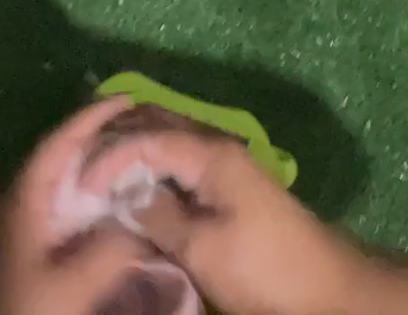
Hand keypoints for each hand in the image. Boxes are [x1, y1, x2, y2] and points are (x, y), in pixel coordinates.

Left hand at [0, 97, 167, 314]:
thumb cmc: (15, 309)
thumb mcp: (67, 289)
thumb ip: (108, 254)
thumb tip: (141, 227)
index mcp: (27, 193)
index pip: (62, 139)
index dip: (93, 115)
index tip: (127, 98)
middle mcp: (20, 198)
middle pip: (61, 154)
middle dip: (99, 137)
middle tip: (140, 129)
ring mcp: (18, 223)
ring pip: (60, 181)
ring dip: (93, 167)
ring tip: (132, 163)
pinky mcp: (20, 247)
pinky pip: (59, 206)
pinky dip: (86, 196)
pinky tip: (107, 211)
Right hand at [79, 124, 359, 314]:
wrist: (327, 288)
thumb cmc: (264, 269)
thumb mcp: (204, 249)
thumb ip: (160, 215)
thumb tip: (126, 194)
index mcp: (209, 153)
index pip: (146, 138)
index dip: (109, 157)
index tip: (82, 185)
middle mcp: (215, 143)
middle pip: (156, 119)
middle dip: (116, 132)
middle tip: (80, 153)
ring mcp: (223, 158)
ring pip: (167, 131)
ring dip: (132, 139)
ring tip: (98, 157)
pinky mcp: (227, 179)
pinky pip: (178, 152)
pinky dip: (151, 155)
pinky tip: (134, 175)